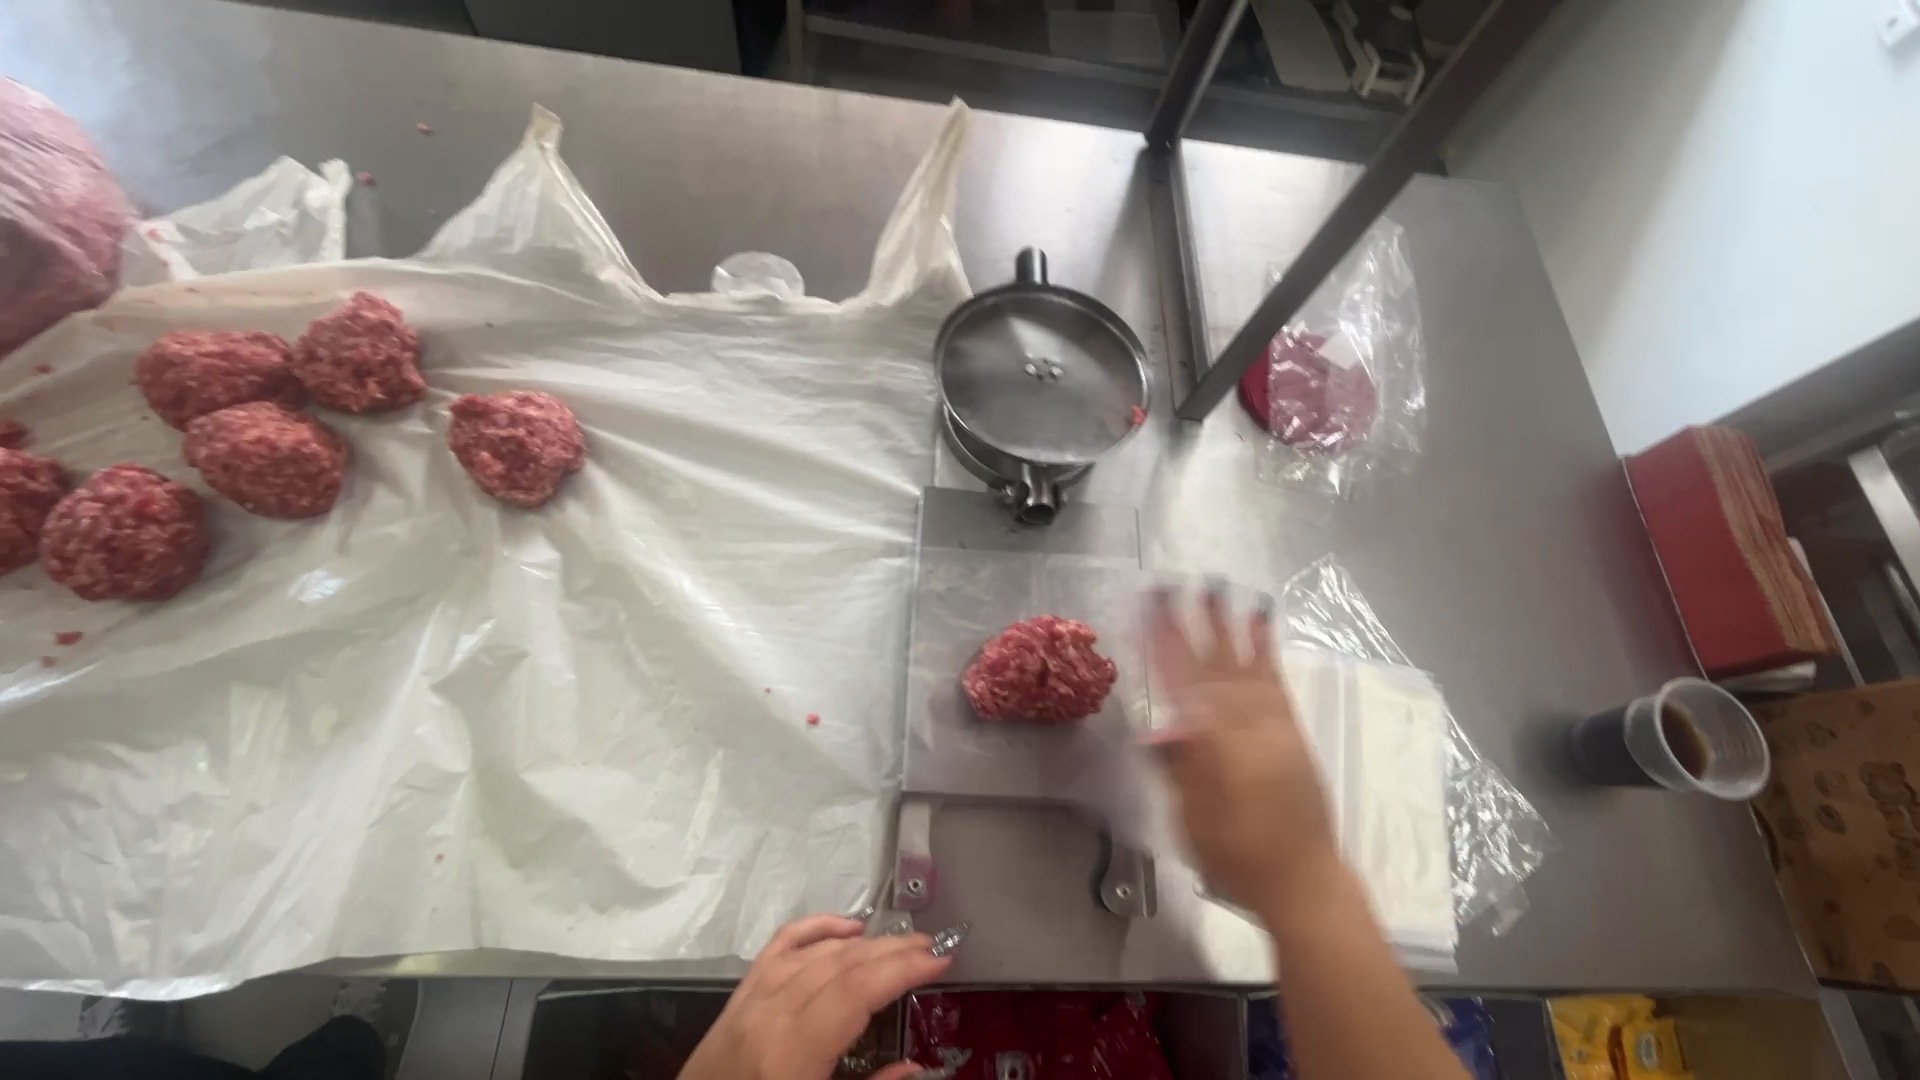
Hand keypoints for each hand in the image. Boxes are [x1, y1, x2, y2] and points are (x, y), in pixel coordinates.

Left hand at [680, 914, 950, 1079]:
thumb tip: (914, 1067)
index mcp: (790, 1056)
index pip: (856, 991)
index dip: (903, 968)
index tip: (941, 958)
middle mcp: (769, 1016)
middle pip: (841, 964)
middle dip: (892, 951)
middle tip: (932, 948)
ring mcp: (748, 1003)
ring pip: (815, 952)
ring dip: (863, 942)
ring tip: (901, 944)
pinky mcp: (736, 1001)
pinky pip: (779, 948)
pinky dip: (815, 930)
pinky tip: (845, 927)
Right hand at [1147, 585, 1342, 914]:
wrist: (1304, 882)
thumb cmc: (1237, 856)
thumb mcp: (1194, 821)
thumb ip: (1180, 770)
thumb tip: (1157, 728)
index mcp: (1219, 746)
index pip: (1184, 682)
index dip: (1165, 641)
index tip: (1152, 607)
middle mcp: (1249, 726)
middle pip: (1217, 663)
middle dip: (1198, 620)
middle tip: (1185, 582)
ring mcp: (1275, 726)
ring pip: (1249, 664)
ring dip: (1234, 624)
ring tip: (1226, 589)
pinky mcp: (1293, 732)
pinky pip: (1277, 682)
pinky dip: (1267, 650)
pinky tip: (1261, 628)